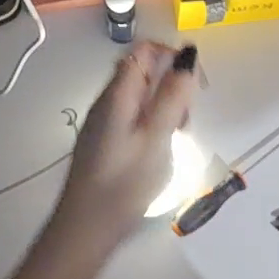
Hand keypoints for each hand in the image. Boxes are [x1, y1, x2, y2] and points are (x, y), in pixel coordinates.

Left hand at [47, 42, 197, 245]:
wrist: (86, 227)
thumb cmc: (125, 182)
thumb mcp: (157, 137)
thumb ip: (172, 95)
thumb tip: (187, 54)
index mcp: (118, 94)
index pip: (143, 51)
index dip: (170, 56)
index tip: (193, 82)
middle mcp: (107, 101)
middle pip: (142, 72)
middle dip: (171, 85)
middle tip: (186, 117)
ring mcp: (103, 121)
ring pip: (140, 96)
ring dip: (164, 106)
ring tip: (177, 135)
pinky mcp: (105, 141)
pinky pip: (133, 116)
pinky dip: (153, 122)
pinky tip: (160, 148)